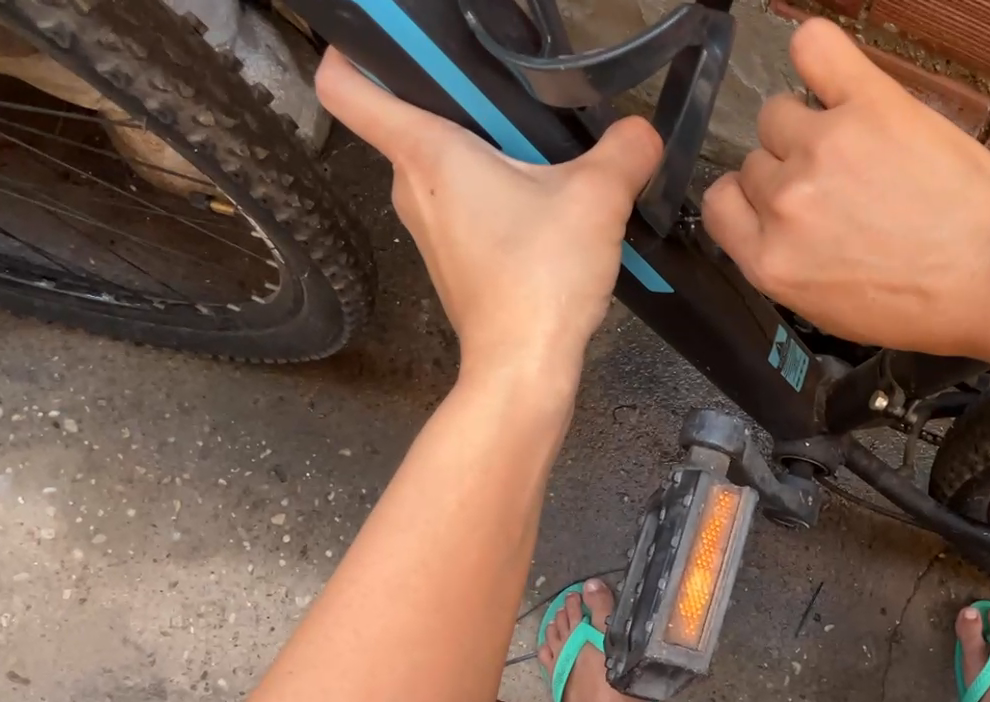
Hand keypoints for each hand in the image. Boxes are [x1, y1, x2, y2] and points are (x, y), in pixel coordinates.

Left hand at [317, 50, 660, 371]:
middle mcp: (411, 190)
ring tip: (546, 179)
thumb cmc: (541, 276)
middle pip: (413, 126)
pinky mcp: (454, 267)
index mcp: (425, 154)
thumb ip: (624, 153)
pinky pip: (467, 218)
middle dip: (464, 114)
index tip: (395, 49)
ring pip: (447, 176)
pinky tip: (544, 228)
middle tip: (522, 119)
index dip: (355, 52)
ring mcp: (429, 234)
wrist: (525, 365)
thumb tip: (643, 133)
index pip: (346, 84)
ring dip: (489, 167)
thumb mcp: (596, 200)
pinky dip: (497, 210)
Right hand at [703, 20, 989, 357]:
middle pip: (754, 162)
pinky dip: (817, 57)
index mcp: (771, 264)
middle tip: (841, 192)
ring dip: (807, 128)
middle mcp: (783, 203)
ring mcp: (821, 147)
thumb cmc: (922, 306)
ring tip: (857, 149)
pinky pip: (813, 49)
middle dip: (788, 175)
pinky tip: (836, 80)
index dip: (747, 205)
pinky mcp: (867, 103)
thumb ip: (788, 265)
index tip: (775, 207)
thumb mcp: (832, 313)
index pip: (721, 206)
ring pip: (778, 114)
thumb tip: (774, 230)